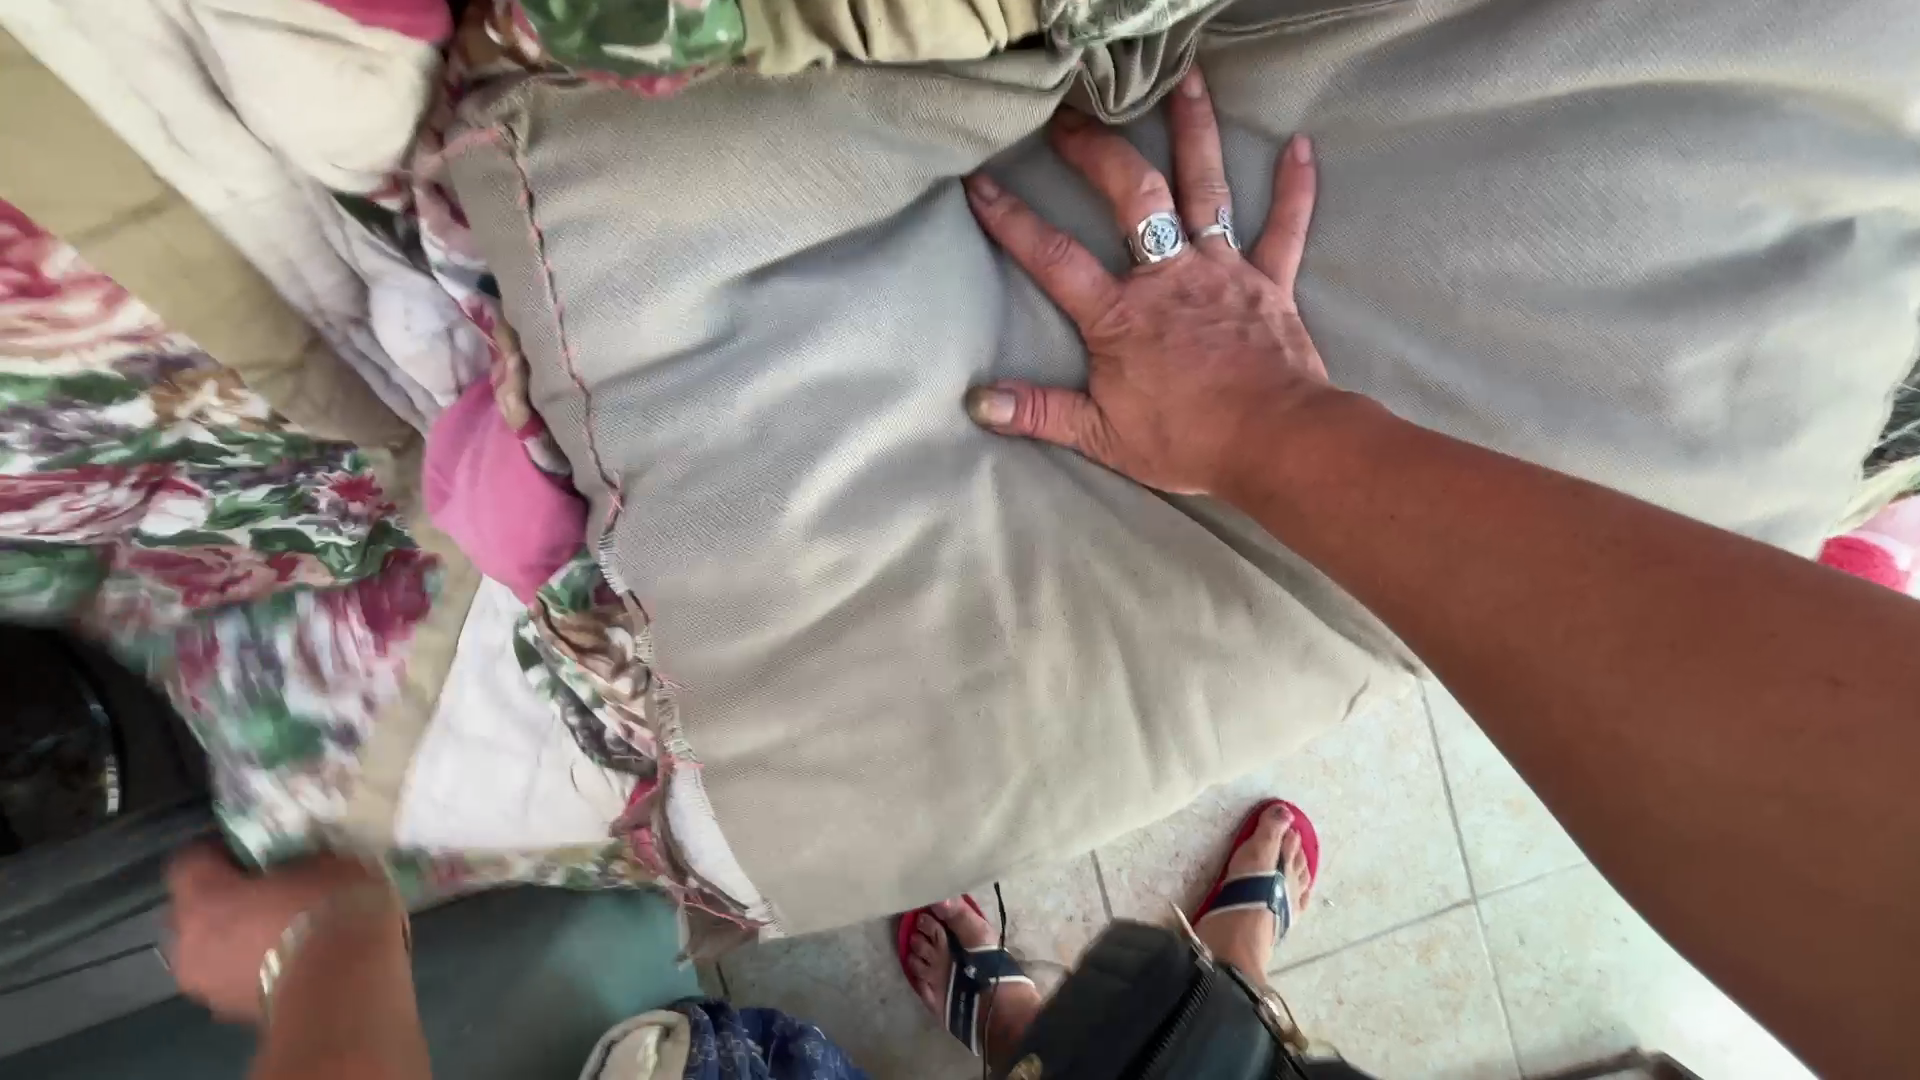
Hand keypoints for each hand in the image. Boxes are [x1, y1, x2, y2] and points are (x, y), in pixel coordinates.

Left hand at [165, 842, 388, 1023]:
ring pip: (209, 945)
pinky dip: (253, 959)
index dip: (219, 847)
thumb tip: (301, 857)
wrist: (343, 979)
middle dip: (225, 898)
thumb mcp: (331, 861)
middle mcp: (187, 941)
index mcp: (205, 899)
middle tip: (269, 886)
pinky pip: (233, 971)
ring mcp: (203, 980)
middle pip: (192, 909)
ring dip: (236, 933)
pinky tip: (291, 951)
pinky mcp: (227, 1006)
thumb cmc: (333, 908)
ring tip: (282, 924)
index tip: (251, 843)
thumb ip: (301, 859)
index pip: (189, 860)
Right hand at [961, 68, 1342, 495]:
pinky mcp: (1270, 283)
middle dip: (1099, 151)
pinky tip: (1300, 147)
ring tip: (1184, 83)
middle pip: (1132, 195)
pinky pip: (1286, 226)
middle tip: (1073, 118)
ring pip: (1207, 188)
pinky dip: (1294, 188)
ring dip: (1196, 132)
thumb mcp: (1100, 436)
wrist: (1272, 442)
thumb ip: (1038, 414)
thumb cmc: (1186, 441)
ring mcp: (1223, 272)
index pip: (1055, 258)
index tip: (982, 184)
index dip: (1013, 221)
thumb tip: (978, 402)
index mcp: (1121, 315)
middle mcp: (1169, 277)